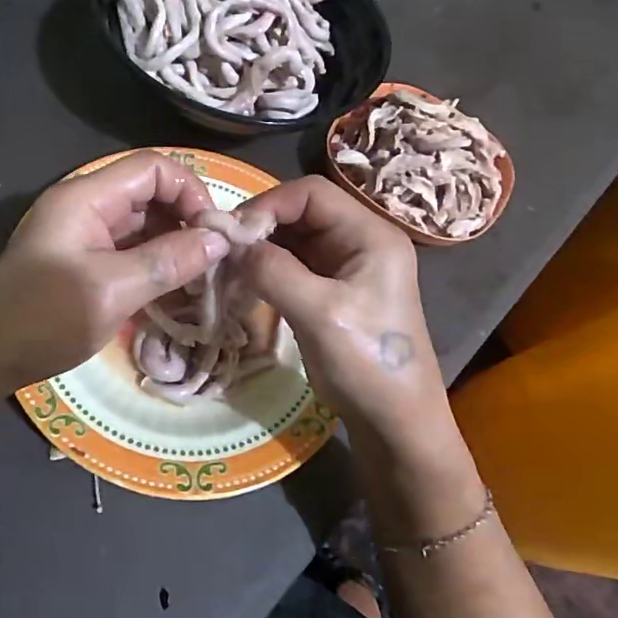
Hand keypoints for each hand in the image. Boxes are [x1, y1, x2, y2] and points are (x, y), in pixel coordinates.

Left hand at [0, 151, 231, 388]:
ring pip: (143, 225)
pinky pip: (130, 251)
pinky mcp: (83, 262)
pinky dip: (156, 265)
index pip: (153, 168)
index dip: (190, 192)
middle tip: (216, 261)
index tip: (215, 233)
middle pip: (150, 194)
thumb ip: (169, 260)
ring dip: (175, 247)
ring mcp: (83, 235)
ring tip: (203, 281)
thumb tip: (220, 241)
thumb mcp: (114, 290)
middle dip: (187, 222)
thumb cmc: (43, 319)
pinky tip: (177, 292)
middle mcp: (86, 206)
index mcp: (86, 197)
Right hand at [233, 177, 446, 439]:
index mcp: (371, 235)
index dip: (269, 204)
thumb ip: (274, 271)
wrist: (395, 423)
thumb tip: (232, 244)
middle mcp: (360, 241)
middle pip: (302, 212)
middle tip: (222, 251)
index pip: (312, 193)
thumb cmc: (369, 365)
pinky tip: (242, 282)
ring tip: (227, 267)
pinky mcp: (331, 290)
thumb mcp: (320, 314)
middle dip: (261, 226)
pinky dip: (266, 268)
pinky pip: (293, 264)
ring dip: (260, 248)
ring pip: (293, 238)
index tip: (232, 232)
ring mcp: (345, 266)